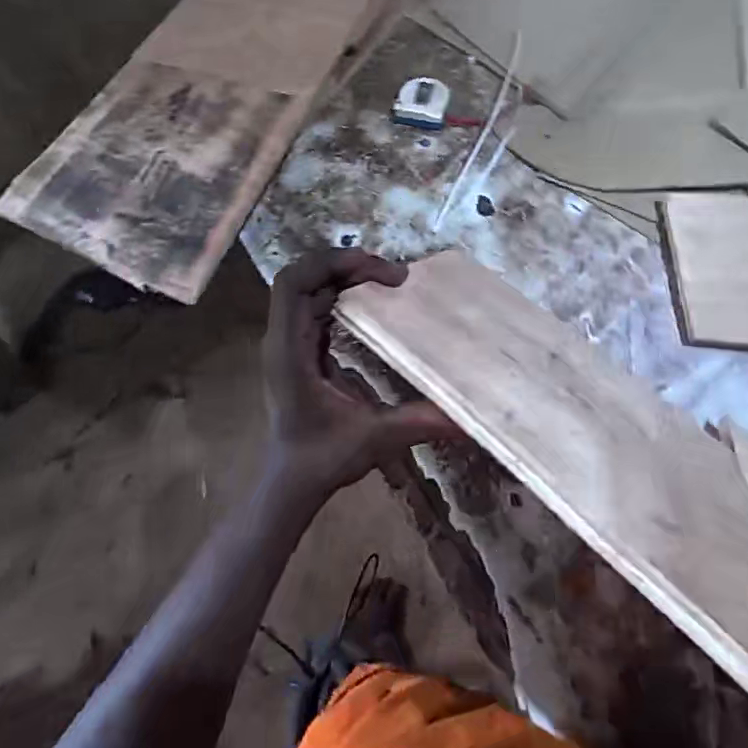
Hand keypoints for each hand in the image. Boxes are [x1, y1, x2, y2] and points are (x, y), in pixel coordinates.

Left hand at [261, 249, 460, 496]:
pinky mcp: (299, 351)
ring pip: (309, 290)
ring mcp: (288, 343)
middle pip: (304, 278)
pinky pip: (315, 307)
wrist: (290, 483)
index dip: (330, 263)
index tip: (375, 268)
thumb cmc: (321, 459)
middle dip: (346, 266)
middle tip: (394, 275)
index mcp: (288, 349)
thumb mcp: (372, 439)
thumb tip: (465, 418)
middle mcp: (283, 338)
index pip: (293, 283)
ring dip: (344, 278)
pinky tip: (371, 303)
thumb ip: (416, 424)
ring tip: (387, 281)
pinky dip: (341, 296)